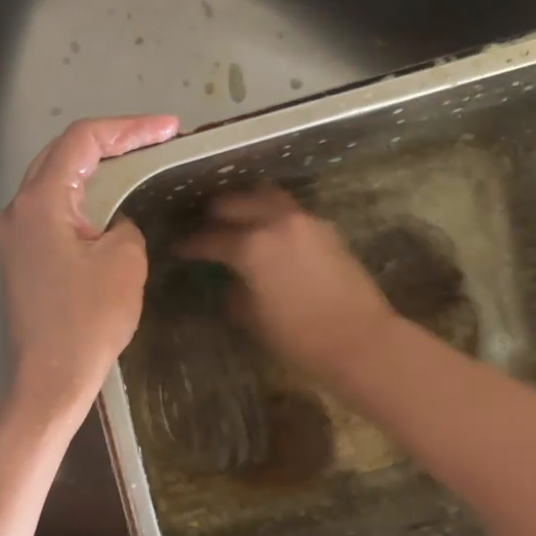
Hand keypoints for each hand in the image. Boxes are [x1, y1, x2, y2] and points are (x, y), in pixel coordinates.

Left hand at [0, 115, 180, 416]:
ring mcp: (14, 236)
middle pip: (62, 156)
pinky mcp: (20, 259)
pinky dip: (80, 201)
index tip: (167, 129)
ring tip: (135, 165)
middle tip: (153, 141)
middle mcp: (17, 210)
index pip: (82, 141)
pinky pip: (51, 214)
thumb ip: (123, 221)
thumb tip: (112, 221)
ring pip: (53, 184)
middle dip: (109, 144)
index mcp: (40, 201)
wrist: (53, 378)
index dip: (128, 128)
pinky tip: (108, 205)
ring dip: (93, 172)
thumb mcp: (124, 260)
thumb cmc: (90, 321)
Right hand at [180, 184, 396, 380]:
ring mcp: (305, 221)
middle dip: (214, 214)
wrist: (358, 339)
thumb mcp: (250, 317)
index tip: (176, 248)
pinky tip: (267, 233)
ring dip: (245, 204)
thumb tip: (228, 279)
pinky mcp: (325, 229)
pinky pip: (289, 210)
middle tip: (202, 228)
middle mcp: (276, 222)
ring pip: (266, 196)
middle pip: (235, 202)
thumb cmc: (296, 336)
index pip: (208, 238)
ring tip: (234, 220)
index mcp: (251, 246)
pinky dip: (271, 215)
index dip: (188, 245)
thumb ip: (232, 290)